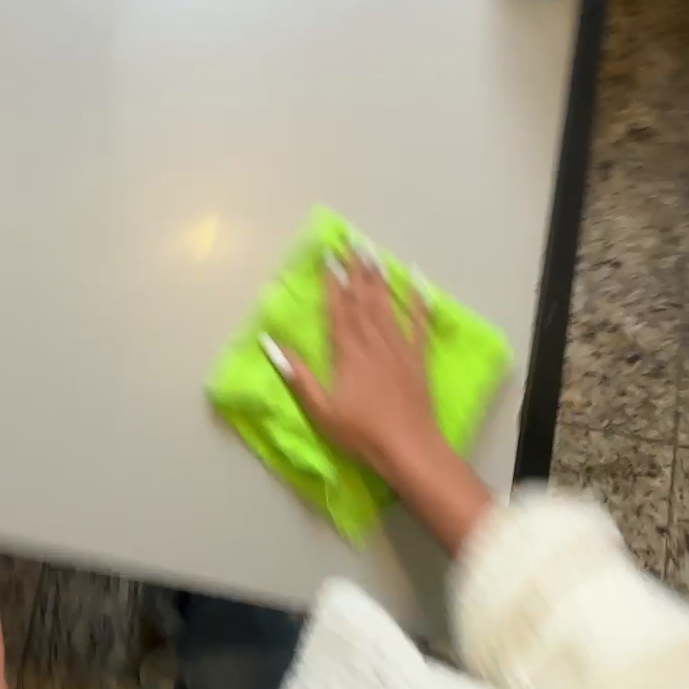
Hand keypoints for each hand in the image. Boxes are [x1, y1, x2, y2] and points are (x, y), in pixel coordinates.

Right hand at [268, 246, 442, 479]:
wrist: (409, 447)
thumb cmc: (361, 431)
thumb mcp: (321, 408)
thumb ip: (297, 374)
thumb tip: (270, 343)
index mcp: (348, 351)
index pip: (338, 308)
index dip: (331, 281)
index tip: (328, 256)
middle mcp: (373, 340)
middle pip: (363, 297)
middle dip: (354, 268)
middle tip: (350, 240)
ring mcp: (399, 346)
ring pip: (387, 303)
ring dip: (378, 275)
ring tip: (372, 250)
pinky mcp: (418, 357)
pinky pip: (419, 321)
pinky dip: (417, 299)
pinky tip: (415, 279)